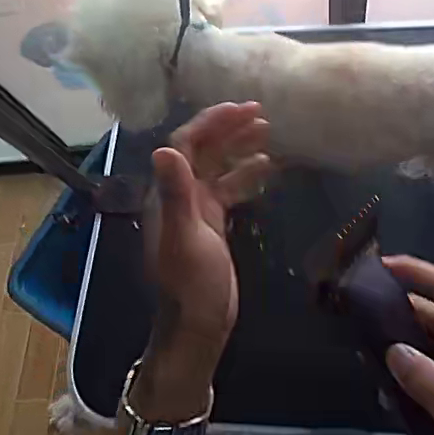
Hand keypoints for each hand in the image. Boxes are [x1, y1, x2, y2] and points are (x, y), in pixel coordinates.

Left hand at [133, 102, 274, 420]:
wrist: (198, 325)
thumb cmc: (192, 284)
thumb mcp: (187, 238)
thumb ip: (176, 194)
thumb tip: (164, 149)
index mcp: (170, 194)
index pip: (186, 144)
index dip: (211, 122)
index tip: (240, 109)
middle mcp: (180, 195)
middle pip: (203, 150)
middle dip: (228, 129)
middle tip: (261, 114)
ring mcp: (197, 209)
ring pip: (218, 167)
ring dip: (239, 147)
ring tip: (268, 131)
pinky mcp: (213, 224)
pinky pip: (229, 189)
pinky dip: (246, 175)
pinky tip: (267, 167)